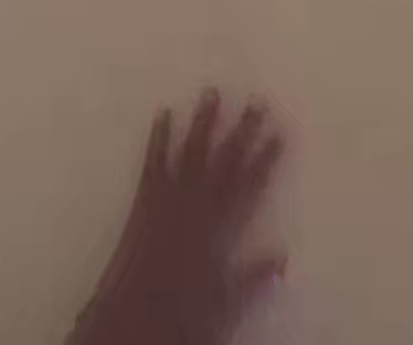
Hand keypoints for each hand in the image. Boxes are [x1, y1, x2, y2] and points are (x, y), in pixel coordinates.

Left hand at [68, 89, 288, 344]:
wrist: (127, 323)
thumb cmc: (180, 315)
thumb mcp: (225, 304)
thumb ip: (254, 278)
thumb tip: (285, 256)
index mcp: (221, 228)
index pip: (251, 184)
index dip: (267, 156)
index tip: (280, 130)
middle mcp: (198, 205)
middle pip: (225, 160)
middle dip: (243, 129)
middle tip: (257, 100)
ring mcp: (169, 198)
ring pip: (192, 152)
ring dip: (203, 121)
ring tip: (212, 92)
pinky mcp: (144, 200)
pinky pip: (154, 162)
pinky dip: (159, 137)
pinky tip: (164, 112)